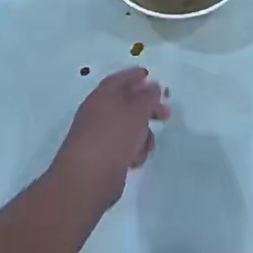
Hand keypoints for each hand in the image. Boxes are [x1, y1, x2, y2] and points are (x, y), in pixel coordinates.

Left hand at [44, 67, 169, 214]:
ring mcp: (99, 134)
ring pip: (128, 127)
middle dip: (146, 108)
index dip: (134, 76)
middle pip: (126, 103)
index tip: (149, 75)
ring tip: (145, 144)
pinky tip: (134, 160)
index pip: (118, 80)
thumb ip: (147, 97)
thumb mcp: (136, 111)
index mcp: (102, 96)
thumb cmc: (113, 137)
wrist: (88, 177)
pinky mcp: (103, 155)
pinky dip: (133, 150)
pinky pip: (124, 146)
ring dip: (142, 134)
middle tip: (165, 114)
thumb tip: (152, 86)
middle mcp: (98, 112)